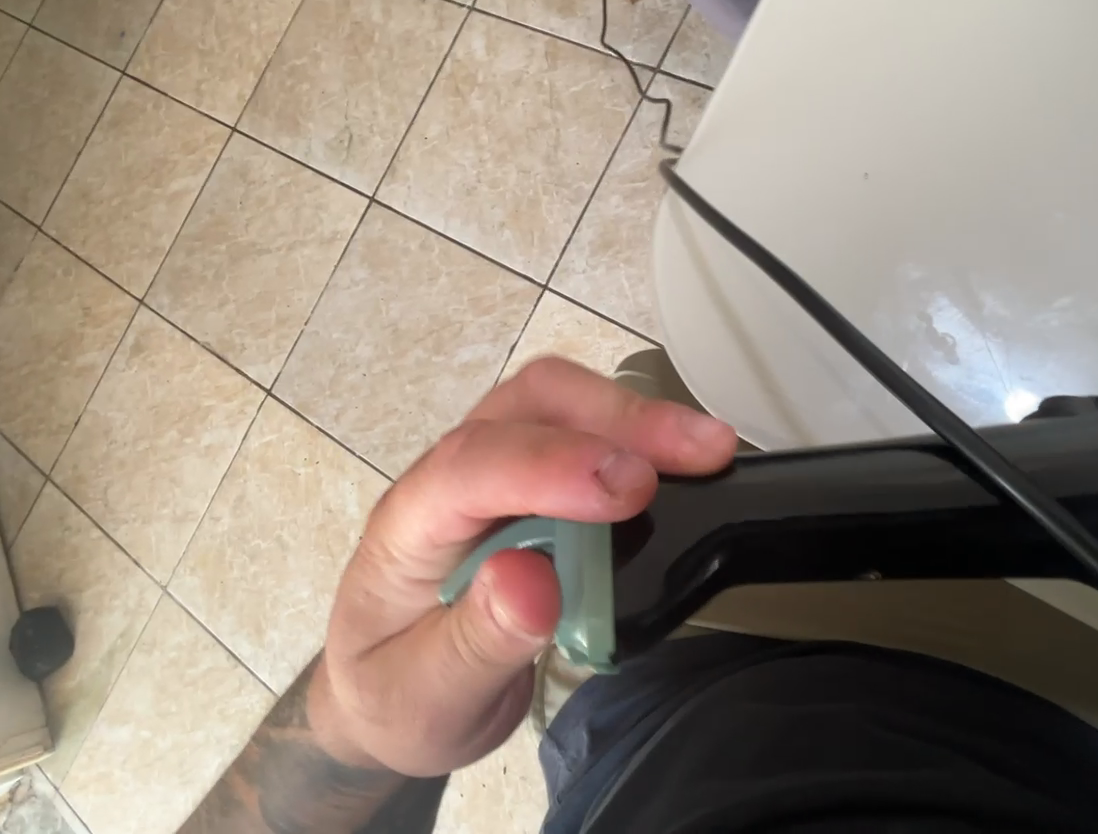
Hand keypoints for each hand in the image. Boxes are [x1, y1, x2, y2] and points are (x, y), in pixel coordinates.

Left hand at [303, 356, 737, 777]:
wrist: (390, 689)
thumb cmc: (399, 692)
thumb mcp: (426, 697)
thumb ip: (475, 643)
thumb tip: (534, 583)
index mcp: (410, 524)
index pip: (472, 466)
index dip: (551, 465)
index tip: (631, 490)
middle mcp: (450, 474)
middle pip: (528, 405)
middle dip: (616, 417)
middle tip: (700, 452)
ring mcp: (493, 467)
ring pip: (560, 401)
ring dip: (635, 417)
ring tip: (707, 450)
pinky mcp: (531, 477)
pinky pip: (581, 431)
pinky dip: (638, 438)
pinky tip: (683, 464)